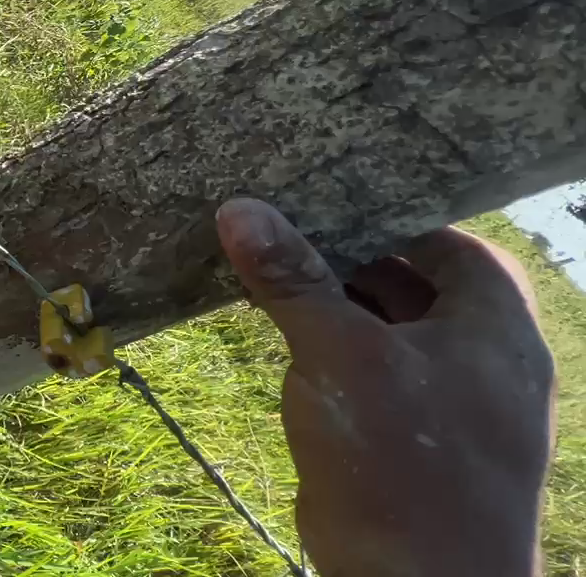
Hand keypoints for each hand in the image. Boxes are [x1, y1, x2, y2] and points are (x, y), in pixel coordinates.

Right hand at [215, 198, 555, 576]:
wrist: (407, 574)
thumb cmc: (396, 452)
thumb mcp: (338, 351)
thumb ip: (291, 278)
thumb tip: (240, 207)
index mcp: (493, 337)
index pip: (463, 253)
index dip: (403, 220)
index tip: (331, 195)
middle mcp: (475, 360)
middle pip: (415, 282)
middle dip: (346, 250)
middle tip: (276, 215)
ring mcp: (438, 395)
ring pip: (380, 317)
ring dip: (324, 288)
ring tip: (259, 254)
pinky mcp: (397, 421)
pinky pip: (359, 352)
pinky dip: (318, 325)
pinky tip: (267, 311)